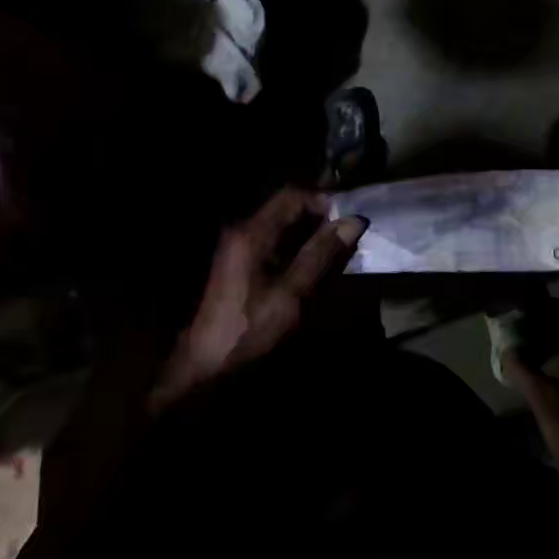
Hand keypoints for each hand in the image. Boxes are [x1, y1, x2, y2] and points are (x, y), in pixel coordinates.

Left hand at [150, 188, 366, 409]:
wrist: (205, 361)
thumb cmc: (249, 328)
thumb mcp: (291, 293)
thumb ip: (320, 255)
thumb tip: (353, 222)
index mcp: (252, 233)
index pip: (291, 196)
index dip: (322, 201)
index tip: (348, 218)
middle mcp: (243, 231)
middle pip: (286, 209)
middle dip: (319, 219)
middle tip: (348, 236)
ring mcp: (239, 246)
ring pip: (282, 227)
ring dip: (310, 235)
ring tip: (337, 253)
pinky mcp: (240, 262)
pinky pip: (274, 243)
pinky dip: (296, 249)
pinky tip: (314, 268)